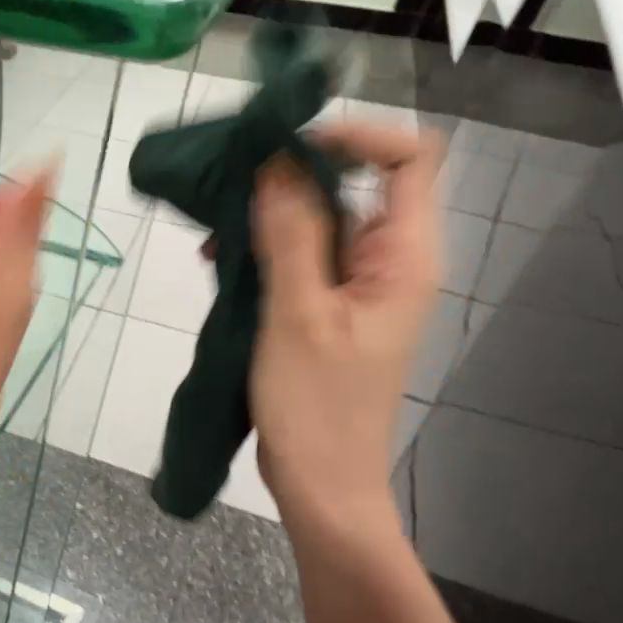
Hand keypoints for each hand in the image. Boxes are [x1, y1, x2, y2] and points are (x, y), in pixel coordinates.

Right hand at [250, 122, 441, 534]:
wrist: (321, 483)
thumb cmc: (316, 406)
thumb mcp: (297, 315)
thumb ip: (291, 235)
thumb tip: (276, 163)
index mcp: (403, 257)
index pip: (409, 159)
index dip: (355, 138)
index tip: (284, 150)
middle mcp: (387, 261)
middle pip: (353, 186)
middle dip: (290, 179)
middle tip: (228, 191)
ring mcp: (356, 286)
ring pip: (318, 223)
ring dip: (267, 220)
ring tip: (213, 238)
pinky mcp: (326, 308)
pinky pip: (299, 259)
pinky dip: (262, 252)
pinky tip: (219, 264)